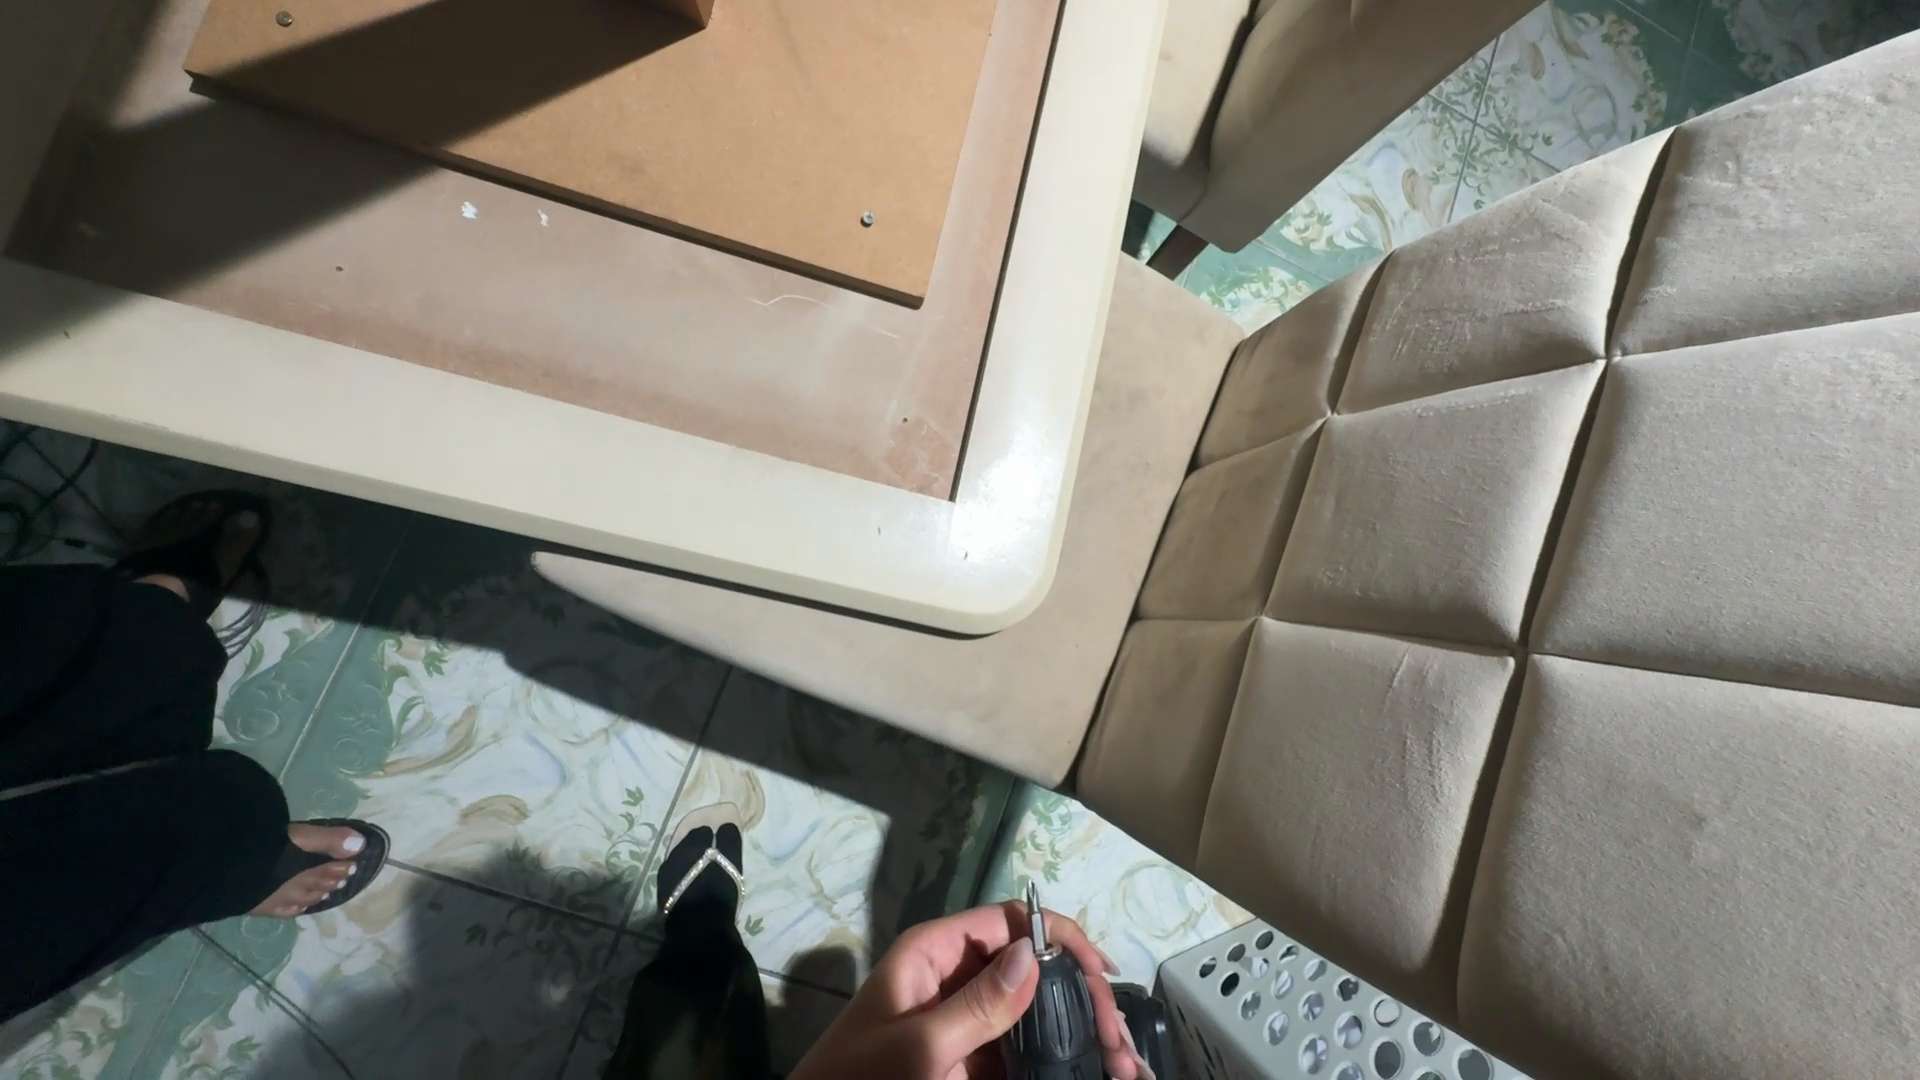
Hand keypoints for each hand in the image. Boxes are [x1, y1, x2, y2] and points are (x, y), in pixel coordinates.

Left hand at [789, 899, 1147, 1079]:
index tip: (1100, 972)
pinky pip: (1020, 1052)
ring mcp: (964, 1024)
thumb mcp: (918, 1049)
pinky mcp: (969, 1063)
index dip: (1057, 936)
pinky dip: (1056, 1061)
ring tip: (1119, 1061)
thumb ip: (977, 1005)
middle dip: (1077, 993)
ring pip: (1032, 1012)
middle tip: (1116, 1036)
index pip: (1006, 922)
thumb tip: (1032, 955)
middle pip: (1028, 967)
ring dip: (1076, 1031)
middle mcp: (954, 979)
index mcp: (936, 953)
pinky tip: (1091, 1071)